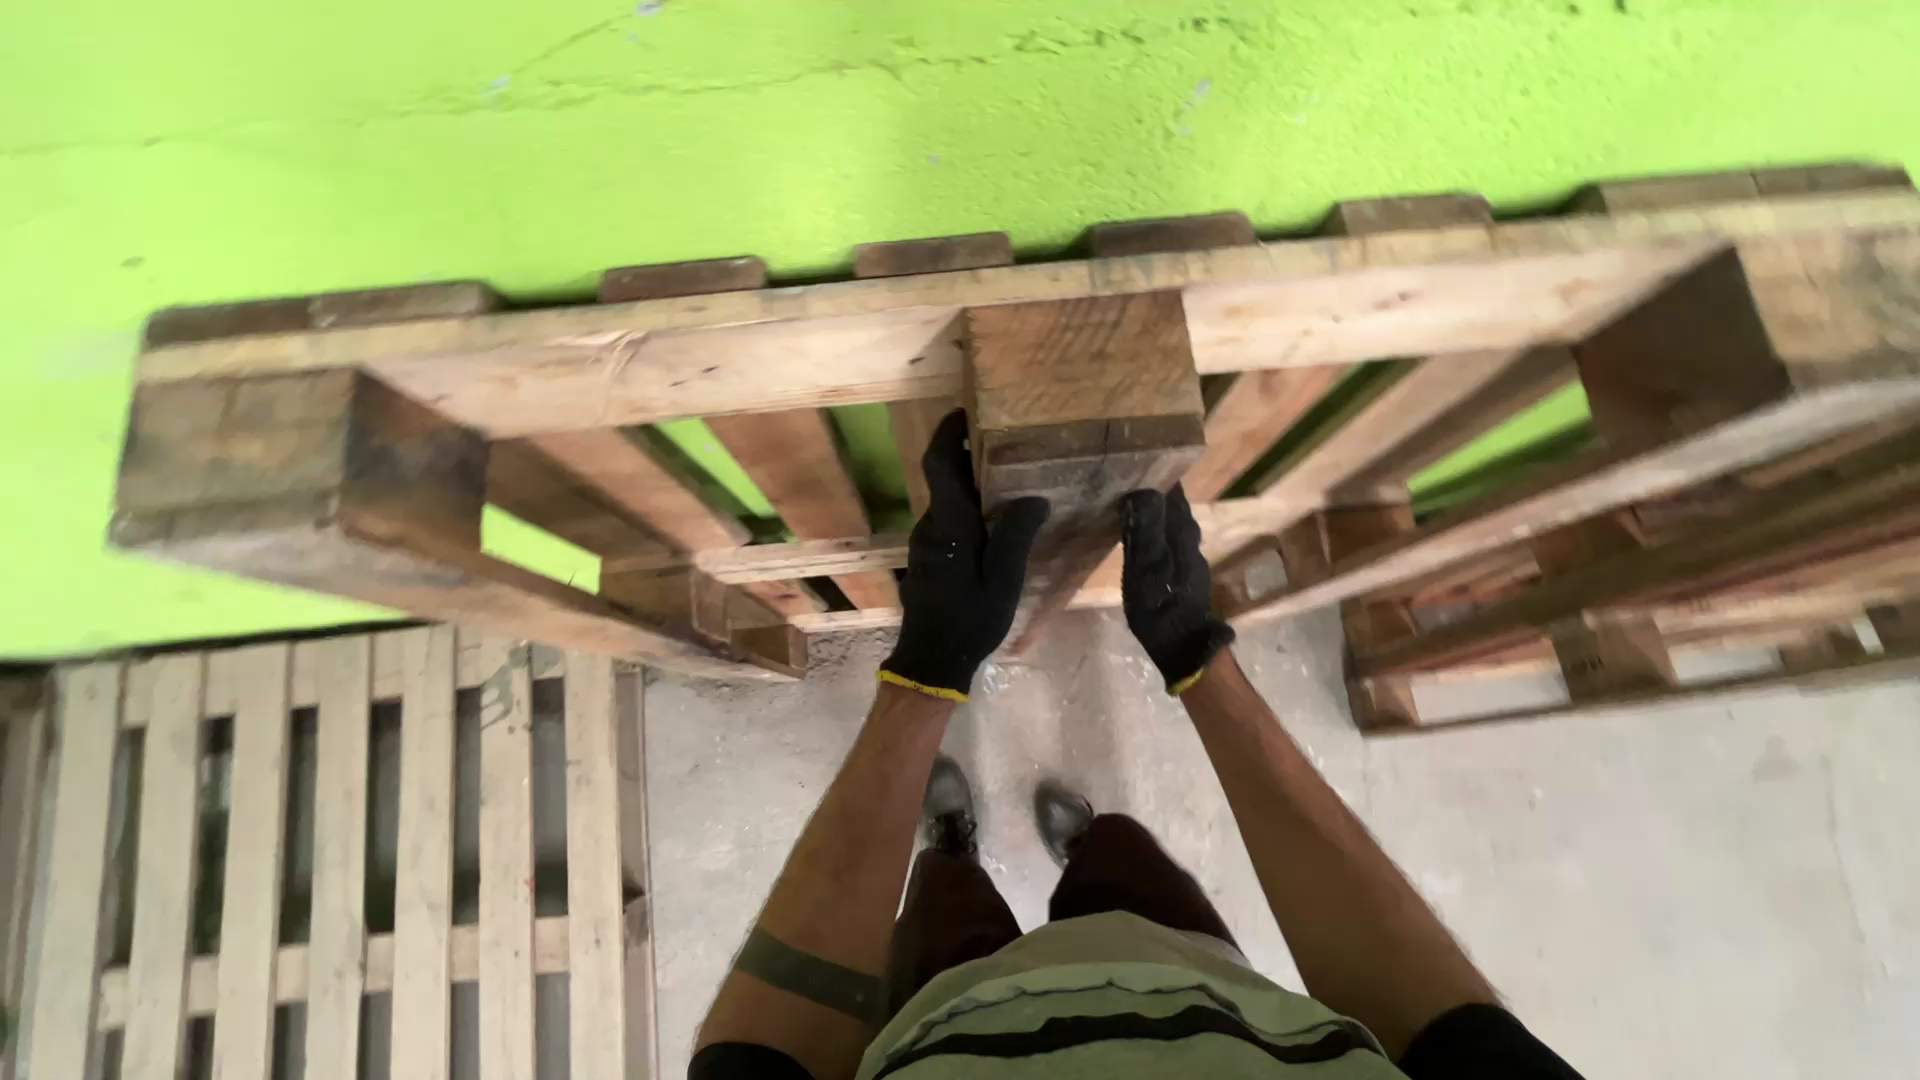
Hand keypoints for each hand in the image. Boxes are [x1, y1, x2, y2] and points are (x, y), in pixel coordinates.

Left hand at [878, 410, 1048, 701]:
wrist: (931, 658)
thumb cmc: (970, 618)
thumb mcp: (1003, 579)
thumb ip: (1016, 534)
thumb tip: (1032, 498)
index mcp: (949, 523)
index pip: (938, 463)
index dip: (947, 432)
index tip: (965, 410)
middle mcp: (931, 525)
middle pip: (945, 477)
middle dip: (969, 455)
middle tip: (1007, 442)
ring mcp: (926, 542)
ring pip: (948, 501)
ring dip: (972, 485)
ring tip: (1010, 480)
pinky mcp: (929, 557)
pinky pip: (950, 520)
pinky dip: (970, 509)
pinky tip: (997, 520)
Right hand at [1119, 484, 1234, 693]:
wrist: (1185, 649)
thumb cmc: (1160, 609)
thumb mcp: (1144, 571)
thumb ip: (1145, 533)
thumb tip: (1143, 493)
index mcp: (1181, 539)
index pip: (1173, 499)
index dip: (1162, 481)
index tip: (1145, 464)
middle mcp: (1192, 546)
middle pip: (1177, 512)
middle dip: (1161, 496)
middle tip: (1138, 482)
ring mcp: (1193, 564)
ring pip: (1177, 529)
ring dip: (1162, 516)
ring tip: (1140, 508)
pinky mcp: (1190, 579)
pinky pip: (1175, 545)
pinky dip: (1163, 535)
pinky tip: (1150, 542)